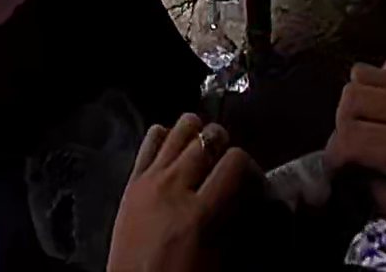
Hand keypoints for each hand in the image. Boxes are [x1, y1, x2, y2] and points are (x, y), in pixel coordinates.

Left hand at [108, 114, 254, 271]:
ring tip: (202, 149)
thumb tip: (247, 196)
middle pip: (209, 137)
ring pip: (182, 126)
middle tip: (227, 161)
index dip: (250, 165)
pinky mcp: (133, 179)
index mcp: (196, 215)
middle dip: (225, 143)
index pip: (234, 162)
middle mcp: (173, 188)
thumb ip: (230, 224)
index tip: (253, 178)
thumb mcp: (211, 261)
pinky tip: (174, 150)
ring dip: (198, 133)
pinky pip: (151, 139)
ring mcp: (150, 179)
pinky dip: (167, 136)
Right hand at [324, 57, 385, 271]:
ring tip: (367, 136)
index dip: (333, 158)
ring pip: (367, 73)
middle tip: (351, 160)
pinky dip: (380, 84)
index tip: (335, 178)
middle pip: (353, 95)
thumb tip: (353, 176)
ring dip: (357, 104)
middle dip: (341, 128)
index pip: (352, 137)